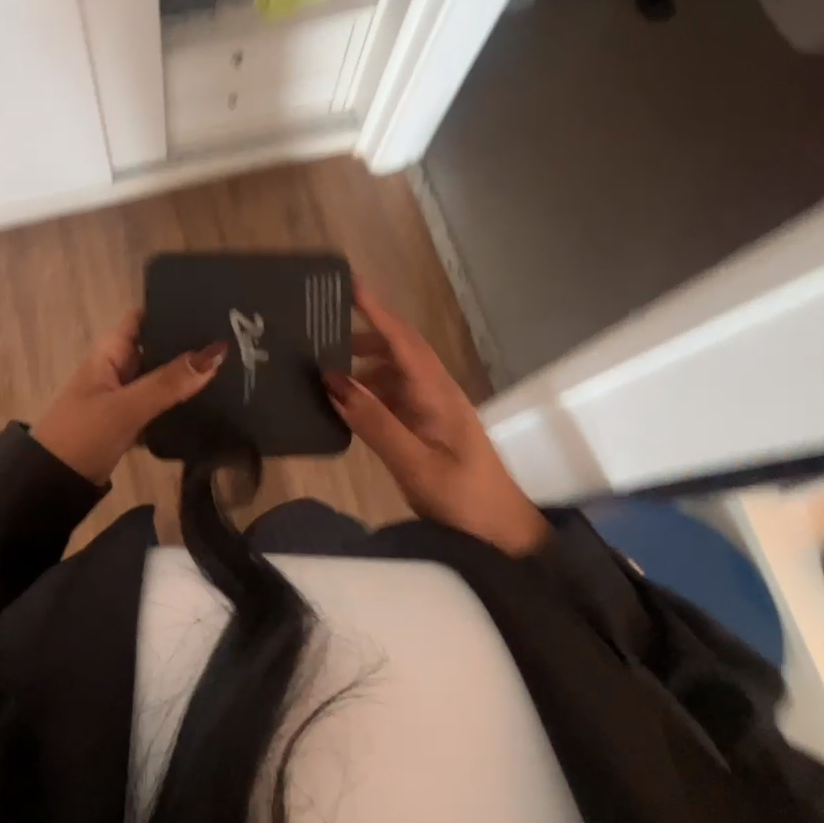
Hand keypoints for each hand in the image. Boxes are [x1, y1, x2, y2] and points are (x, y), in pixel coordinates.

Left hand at [32, 309, 227, 483]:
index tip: (213, 304)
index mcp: (110, 351)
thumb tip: (217, 352)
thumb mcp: (127, 406)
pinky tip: (212, 402)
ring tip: (234, 365)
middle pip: (158, 345)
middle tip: (236, 338)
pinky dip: (179, 402)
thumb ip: (170, 382)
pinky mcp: (129, 420)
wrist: (52, 484)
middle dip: (189, 343)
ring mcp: (123, 394)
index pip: (145, 317)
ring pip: (161, 376)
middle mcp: (118, 366)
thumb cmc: (83, 434)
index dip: (173, 307)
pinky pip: (159, 403)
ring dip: (187, 374)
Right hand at [324, 287, 548, 556]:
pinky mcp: (428, 429)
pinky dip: (369, 393)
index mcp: (439, 394)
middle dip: (364, 335)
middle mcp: (437, 393)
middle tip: (321, 333)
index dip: (377, 311)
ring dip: (364, 366)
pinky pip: (394, 397)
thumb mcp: (415, 463)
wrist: (502, 538)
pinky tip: (347, 406)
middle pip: (400, 350)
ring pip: (395, 373)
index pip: (404, 341)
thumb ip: (374, 421)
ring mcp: (434, 411)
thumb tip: (333, 379)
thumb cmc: (463, 500)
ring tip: (325, 371)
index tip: (349, 285)